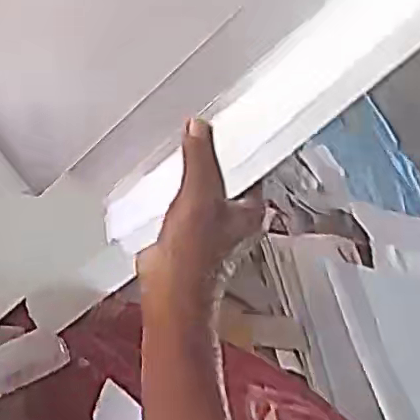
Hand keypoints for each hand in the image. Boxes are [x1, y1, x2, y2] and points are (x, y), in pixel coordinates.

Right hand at [138, 118, 265, 315]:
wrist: (169, 293)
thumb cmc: (196, 258)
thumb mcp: (200, 192)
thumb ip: (200, 157)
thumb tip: (199, 128)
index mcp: (252, 212)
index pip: (252, 169)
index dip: (238, 147)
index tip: (225, 126)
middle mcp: (236, 221)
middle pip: (227, 179)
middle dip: (213, 160)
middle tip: (201, 136)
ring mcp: (212, 229)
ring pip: (206, 191)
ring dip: (195, 176)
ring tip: (184, 154)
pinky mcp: (188, 236)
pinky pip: (185, 204)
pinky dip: (178, 193)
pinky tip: (167, 185)